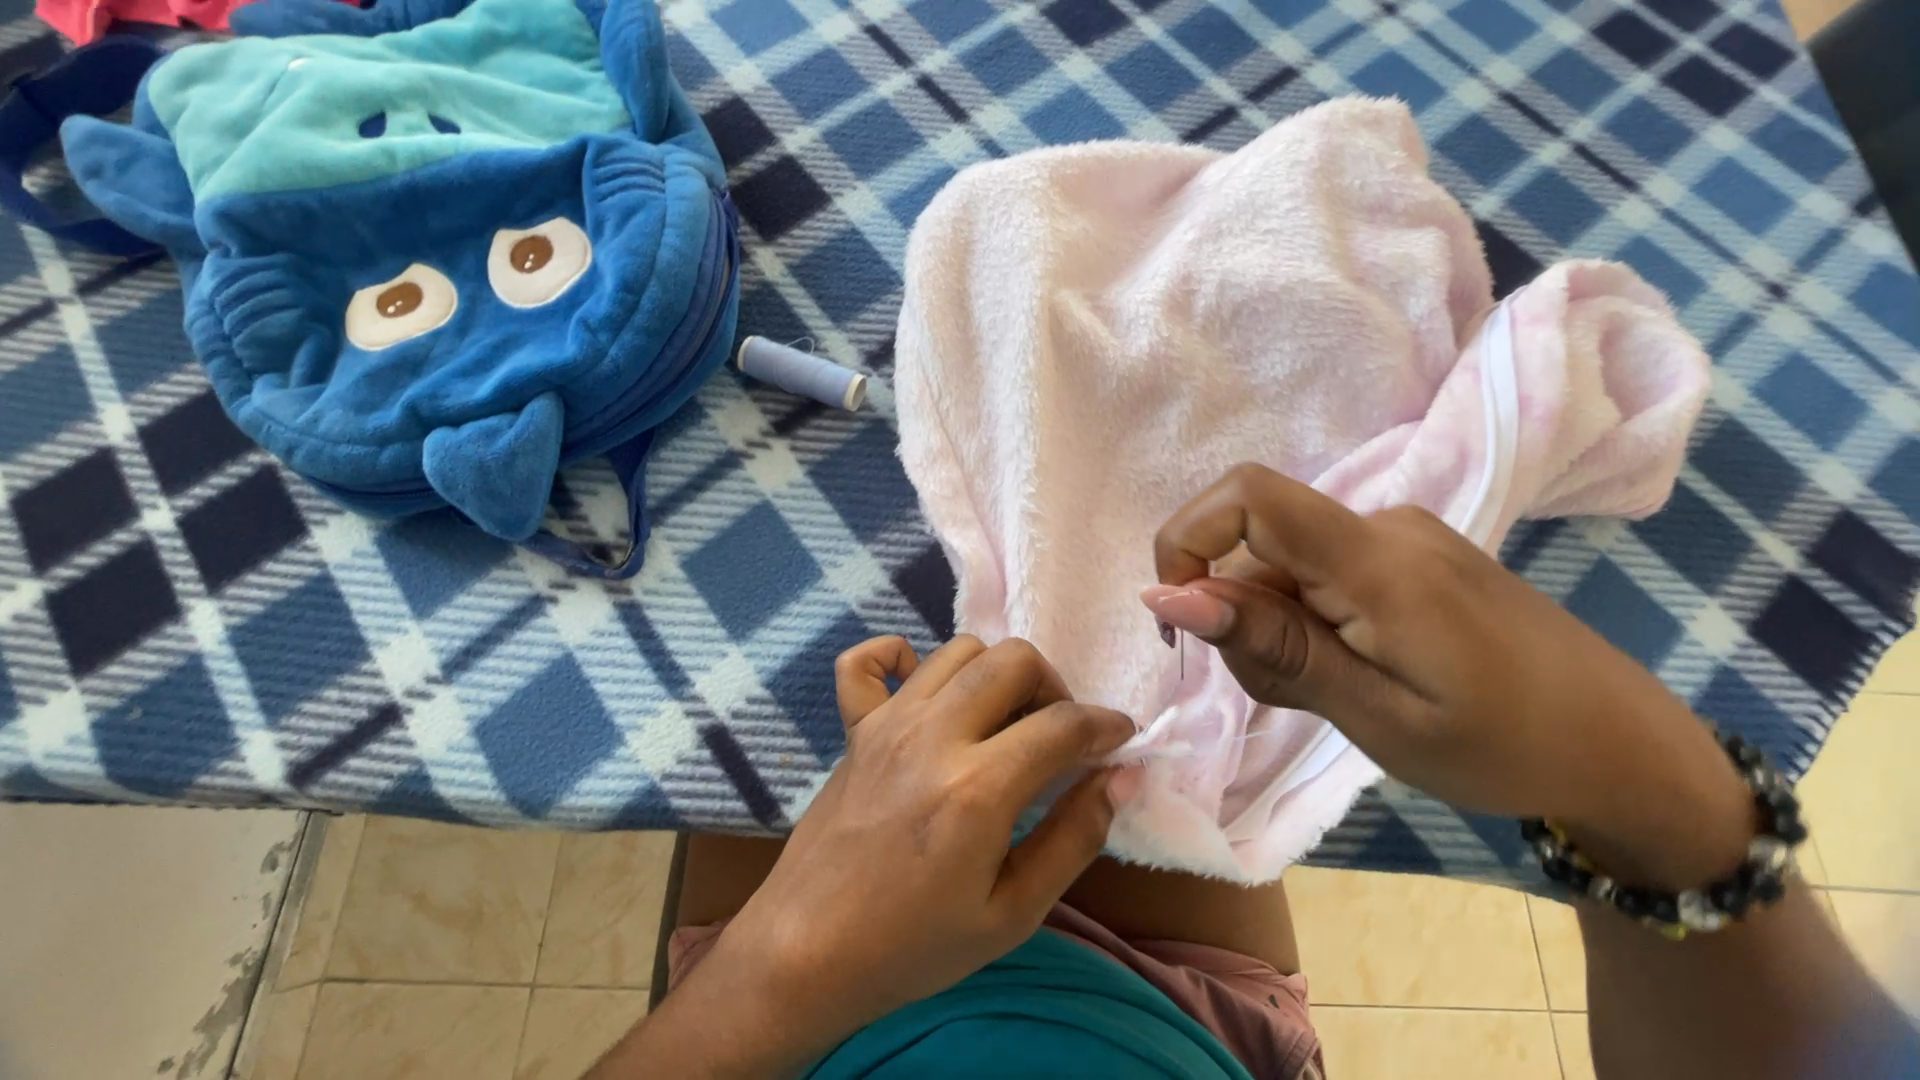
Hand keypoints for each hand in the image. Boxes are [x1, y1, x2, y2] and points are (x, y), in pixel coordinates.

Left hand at [716, 636, 1137, 1047]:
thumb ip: (1074, 837)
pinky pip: (866, 661)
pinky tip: (923, 691)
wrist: (806, 953)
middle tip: (1058, 736)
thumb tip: (1121, 778)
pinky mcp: (853, 728)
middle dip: (1054, 688)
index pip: (1063, 724)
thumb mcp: (1013, 914)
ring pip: (958, 650)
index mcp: (978, 788)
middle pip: (1014, 660)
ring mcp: (887, 723)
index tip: (1120, 740)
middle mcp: (933, 735)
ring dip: (995, 673)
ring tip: (1003, 721)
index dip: (1106, 726)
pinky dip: (901, 659)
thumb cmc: (914, 947)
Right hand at [1142, 464, 1752, 887]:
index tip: (1181, 623)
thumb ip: (1273, 648)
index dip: (1187, 540)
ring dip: (1274, 630)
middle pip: (1256, 545)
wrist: (1626, 748)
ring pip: (1282, 567)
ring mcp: (1400, 538)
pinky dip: (1306, 624)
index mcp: (1378, 561)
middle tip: (1289, 696)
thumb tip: (1167, 597)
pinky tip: (1350, 674)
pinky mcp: (1409, 558)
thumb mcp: (1374, 714)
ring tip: (1332, 695)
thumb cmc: (1503, 748)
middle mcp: (1383, 527)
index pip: (1248, 495)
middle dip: (1238, 618)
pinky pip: (1320, 574)